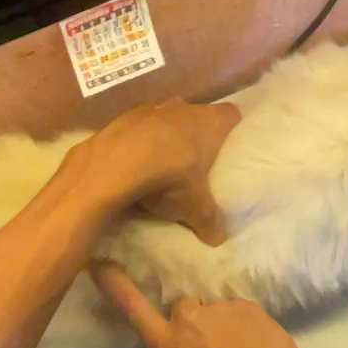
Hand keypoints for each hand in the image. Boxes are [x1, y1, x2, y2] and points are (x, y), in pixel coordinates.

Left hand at [68, 99, 240, 244]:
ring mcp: (152, 108)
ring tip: (162, 161)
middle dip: (196, 134)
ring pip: (167, 117)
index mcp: (209, 122)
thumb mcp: (194, 207)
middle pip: (197, 115)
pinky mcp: (124, 116)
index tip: (229, 144)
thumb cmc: (169, 178)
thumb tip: (218, 240)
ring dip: (166, 135)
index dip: (231, 128)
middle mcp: (184, 107)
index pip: (231, 115)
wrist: (115, 164)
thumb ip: (208, 221)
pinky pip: (138, 126)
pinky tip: (135, 160)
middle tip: (195, 160)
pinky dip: (139, 139)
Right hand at [91, 262, 335, 347]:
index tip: (98, 262)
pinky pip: (237, 310)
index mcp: (168, 346)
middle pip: (182, 308)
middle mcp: (189, 318)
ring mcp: (220, 307)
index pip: (132, 307)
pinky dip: (243, 325)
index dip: (113, 283)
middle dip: (193, 323)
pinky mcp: (247, 303)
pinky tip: (256, 346)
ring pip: (213, 310)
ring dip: (221, 325)